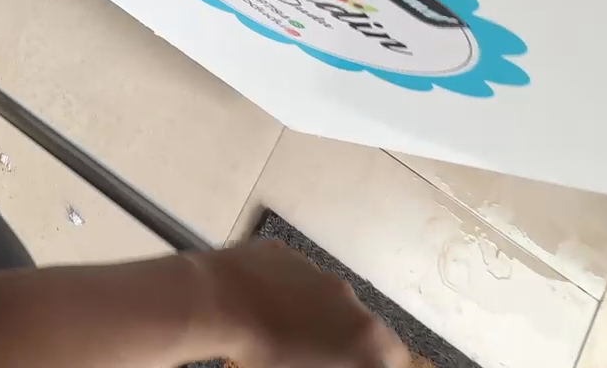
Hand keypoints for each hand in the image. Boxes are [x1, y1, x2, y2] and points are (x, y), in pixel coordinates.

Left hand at [204, 241, 411, 367]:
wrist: (215, 302)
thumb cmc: (267, 353)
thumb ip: (344, 360)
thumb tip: (337, 352)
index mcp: (369, 335)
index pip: (392, 354)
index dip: (370, 361)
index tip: (349, 362)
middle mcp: (348, 297)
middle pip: (357, 320)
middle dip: (340, 332)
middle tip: (311, 345)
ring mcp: (312, 267)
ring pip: (322, 292)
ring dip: (311, 305)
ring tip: (279, 319)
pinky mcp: (279, 248)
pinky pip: (290, 270)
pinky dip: (282, 281)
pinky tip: (259, 294)